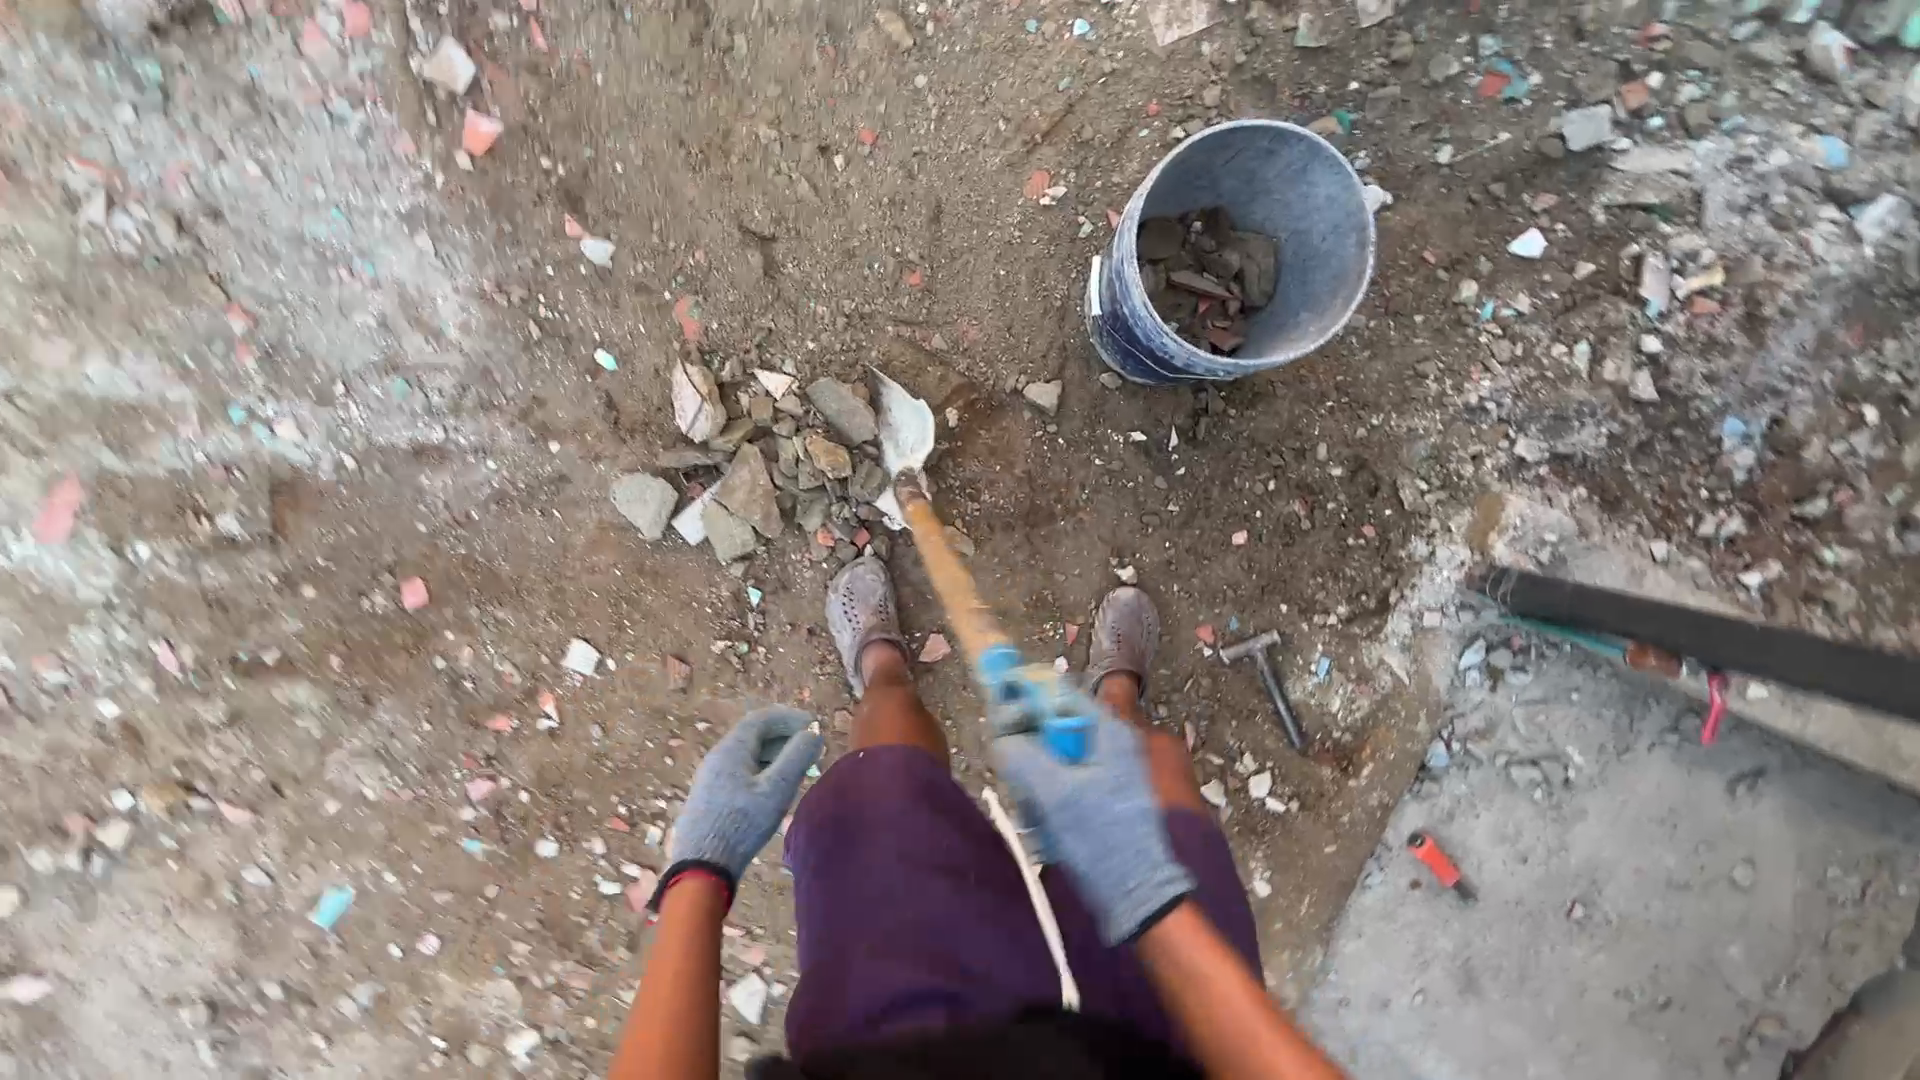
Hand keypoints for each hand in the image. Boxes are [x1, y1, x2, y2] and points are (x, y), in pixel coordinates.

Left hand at [649, 706, 822, 910]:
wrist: (700, 866)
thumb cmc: (742, 824)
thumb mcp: (776, 790)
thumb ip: (797, 757)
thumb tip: (813, 733)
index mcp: (732, 749)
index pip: (762, 719)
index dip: (789, 718)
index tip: (813, 726)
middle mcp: (718, 757)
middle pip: (754, 735)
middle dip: (785, 737)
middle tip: (810, 749)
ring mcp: (712, 777)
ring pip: (748, 755)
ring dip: (776, 755)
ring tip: (799, 769)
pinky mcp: (712, 796)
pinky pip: (742, 771)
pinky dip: (764, 770)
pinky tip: (776, 789)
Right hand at [993, 697, 1194, 944]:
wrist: (1136, 891)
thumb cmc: (1098, 836)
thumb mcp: (1053, 792)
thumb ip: (1020, 754)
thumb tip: (1000, 733)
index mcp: (1106, 730)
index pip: (1058, 692)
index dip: (1024, 695)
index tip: (995, 707)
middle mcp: (1109, 740)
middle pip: (1054, 719)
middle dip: (1026, 735)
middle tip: (1006, 755)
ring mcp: (1107, 767)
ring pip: (1055, 749)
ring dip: (1034, 764)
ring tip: (1026, 794)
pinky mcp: (1101, 791)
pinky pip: (1063, 773)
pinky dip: (1046, 785)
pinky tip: (1040, 812)